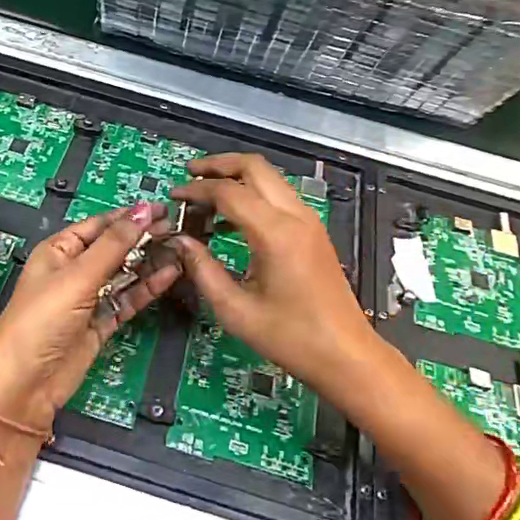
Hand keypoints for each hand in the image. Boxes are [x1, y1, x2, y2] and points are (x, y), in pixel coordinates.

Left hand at [0, 204, 179, 427]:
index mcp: (60, 250)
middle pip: (115, 247)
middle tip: (178, 230)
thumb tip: (144, 210)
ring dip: (150, 262)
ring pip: (125, 272)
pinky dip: (147, 288)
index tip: (164, 210)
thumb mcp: (78, 276)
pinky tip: (169, 275)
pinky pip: (128, 298)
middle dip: (144, 238)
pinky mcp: (101, 322)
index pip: (101, 225)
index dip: (130, 216)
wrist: (26, 384)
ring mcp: (89, 297)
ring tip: (180, 250)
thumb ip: (114, 243)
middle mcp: (75, 269)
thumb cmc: (42, 320)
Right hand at [169, 154, 373, 392]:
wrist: (346, 355)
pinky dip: (253, 194)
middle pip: (254, 166)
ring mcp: (309, 221)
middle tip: (189, 175)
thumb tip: (180, 242)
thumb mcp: (236, 310)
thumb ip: (203, 270)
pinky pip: (279, 196)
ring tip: (205, 197)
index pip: (229, 191)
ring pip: (269, 178)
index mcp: (275, 233)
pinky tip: (230, 221)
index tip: (173, 197)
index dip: (196, 190)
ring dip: (237, 178)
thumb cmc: (291, 338)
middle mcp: (295, 216)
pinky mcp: (313, 231)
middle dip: (218, 165)